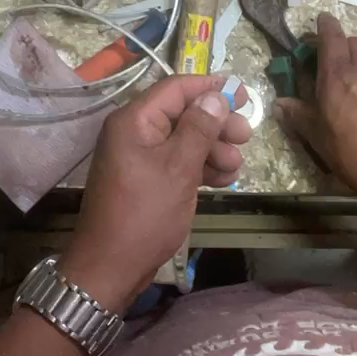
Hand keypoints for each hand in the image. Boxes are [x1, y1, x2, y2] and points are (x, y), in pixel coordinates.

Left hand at [61, 76, 251, 311]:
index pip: (176, 88)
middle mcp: (134, 132)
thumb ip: (199, 128)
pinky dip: (200, 166)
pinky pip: (177, 161)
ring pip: (183, 139)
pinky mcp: (146, 179)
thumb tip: (215, 96)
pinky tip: (224, 179)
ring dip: (212, 148)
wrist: (110, 267)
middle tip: (246, 135)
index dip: (211, 88)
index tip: (244, 95)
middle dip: (216, 123)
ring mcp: (139, 157)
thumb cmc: (144, 214)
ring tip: (236, 165)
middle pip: (182, 113)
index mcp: (134, 120)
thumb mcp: (178, 168)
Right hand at [274, 13, 356, 196]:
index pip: (331, 36)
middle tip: (345, 65)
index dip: (326, 26)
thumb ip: (298, 115)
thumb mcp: (317, 137)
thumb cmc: (351, 154)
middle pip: (356, 41)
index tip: (324, 21)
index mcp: (336, 75)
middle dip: (349, 47)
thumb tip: (279, 103)